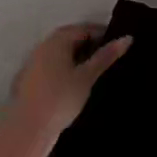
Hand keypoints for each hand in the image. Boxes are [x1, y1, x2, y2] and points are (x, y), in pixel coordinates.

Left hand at [8, 24, 131, 138]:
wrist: (29, 128)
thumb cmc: (62, 98)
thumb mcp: (87, 76)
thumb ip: (106, 56)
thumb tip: (127, 38)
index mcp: (58, 40)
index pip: (84, 29)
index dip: (103, 34)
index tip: (118, 45)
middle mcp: (43, 45)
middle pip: (71, 38)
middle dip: (90, 44)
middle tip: (109, 56)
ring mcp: (34, 61)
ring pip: (61, 51)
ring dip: (77, 56)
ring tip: (95, 69)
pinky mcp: (30, 77)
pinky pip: (52, 64)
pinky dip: (66, 66)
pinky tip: (76, 81)